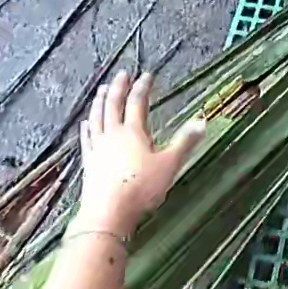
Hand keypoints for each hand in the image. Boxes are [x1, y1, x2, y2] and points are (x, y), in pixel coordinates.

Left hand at [76, 72, 205, 234]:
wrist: (108, 214)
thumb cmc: (141, 189)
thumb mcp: (169, 165)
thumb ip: (185, 142)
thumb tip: (201, 122)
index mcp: (133, 132)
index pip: (138, 102)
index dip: (143, 87)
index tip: (147, 75)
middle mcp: (113, 135)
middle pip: (113, 105)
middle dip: (118, 88)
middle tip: (122, 74)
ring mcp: (98, 148)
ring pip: (97, 118)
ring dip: (100, 102)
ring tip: (102, 90)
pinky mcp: (89, 163)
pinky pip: (87, 139)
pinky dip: (87, 128)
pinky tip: (86, 123)